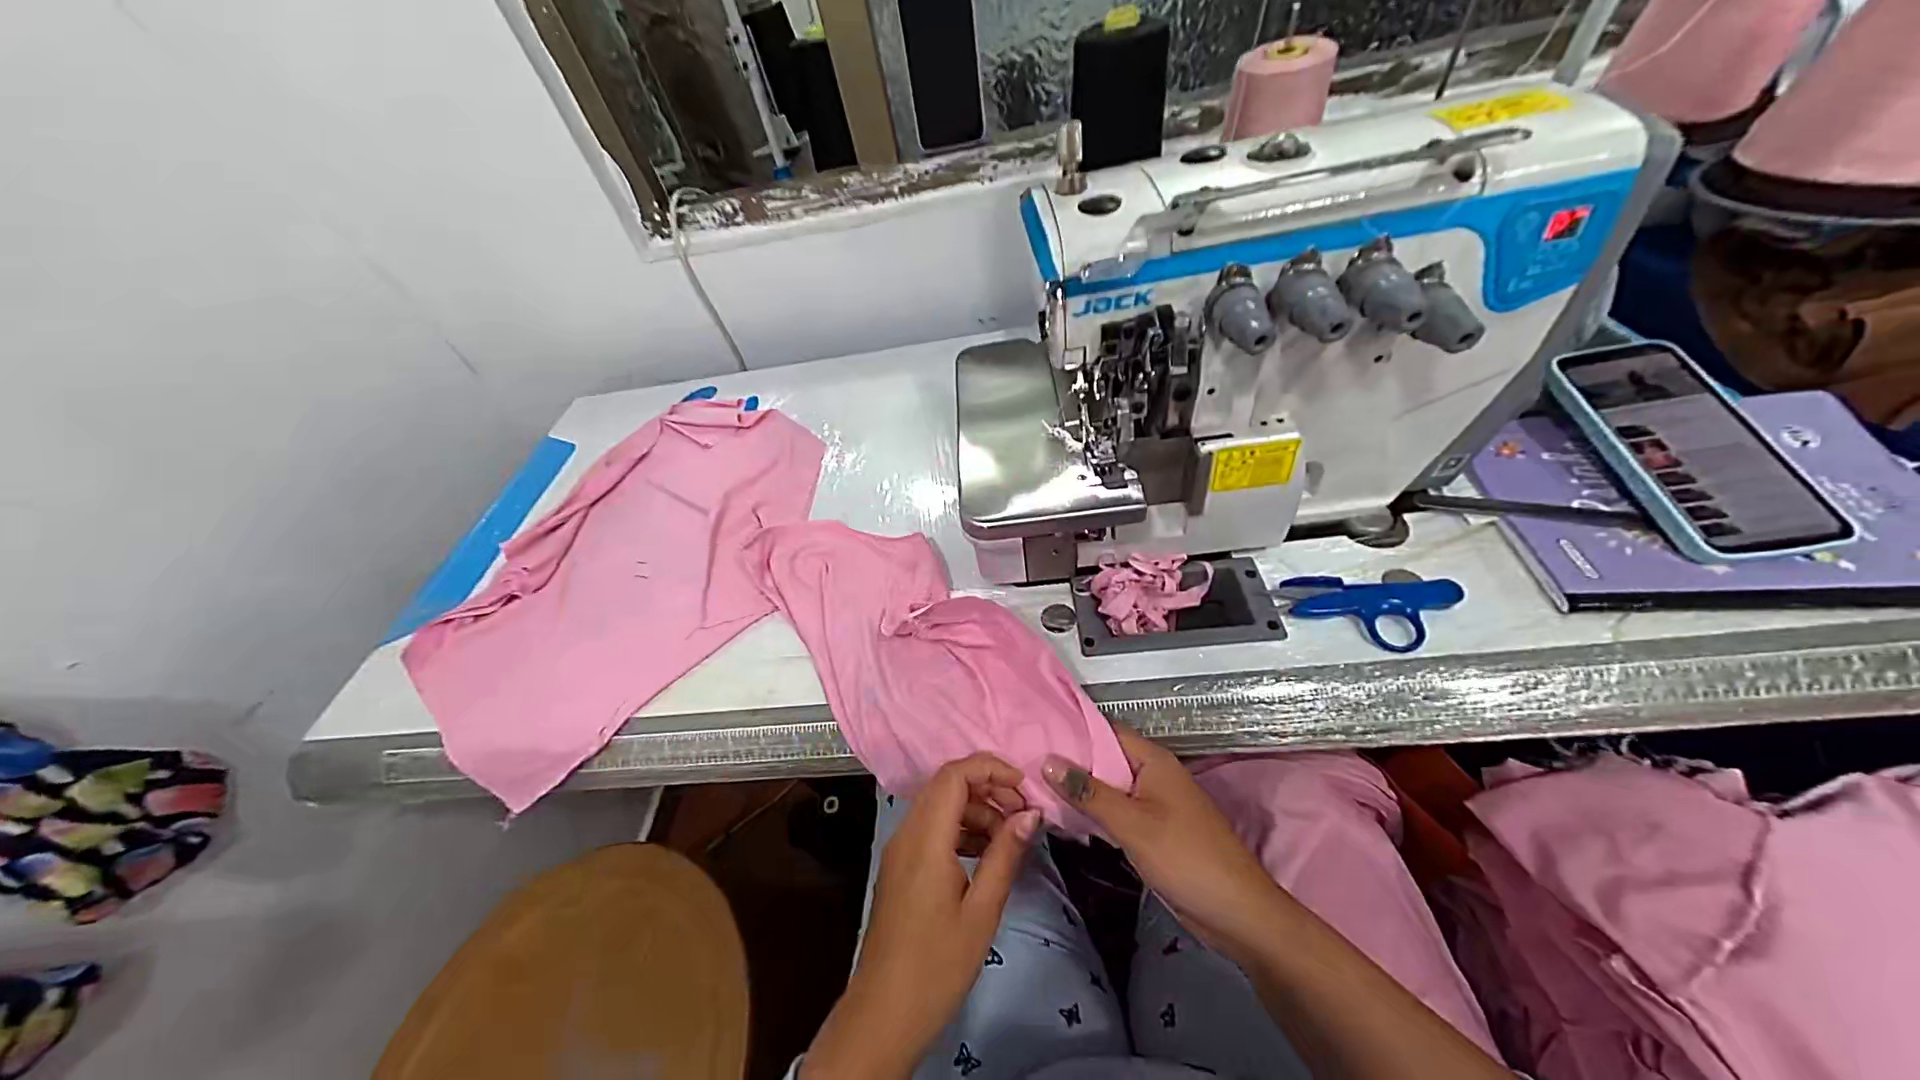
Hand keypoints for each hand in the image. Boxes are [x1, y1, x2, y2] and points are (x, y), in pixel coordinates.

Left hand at [802, 754, 1039, 1079]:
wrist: (884, 1011)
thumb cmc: (937, 964)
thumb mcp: (982, 910)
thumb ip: (1004, 854)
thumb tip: (1030, 814)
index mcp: (925, 839)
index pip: (953, 775)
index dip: (990, 769)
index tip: (1024, 788)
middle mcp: (906, 834)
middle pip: (946, 785)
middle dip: (988, 788)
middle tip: (1022, 815)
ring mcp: (899, 849)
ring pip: (938, 805)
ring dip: (975, 810)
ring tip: (1008, 838)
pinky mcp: (900, 866)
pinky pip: (931, 828)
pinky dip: (960, 828)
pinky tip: (984, 854)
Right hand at [1047, 731, 1512, 1079]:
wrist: (1235, 912)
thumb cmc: (1186, 856)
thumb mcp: (1132, 822)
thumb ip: (1089, 791)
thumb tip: (1047, 759)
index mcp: (1153, 760)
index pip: (1105, 731)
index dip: (1072, 730)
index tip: (1033, 731)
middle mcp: (1152, 775)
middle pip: (1104, 759)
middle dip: (1069, 762)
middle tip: (1023, 762)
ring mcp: (1152, 804)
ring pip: (1108, 788)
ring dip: (1078, 790)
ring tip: (1032, 784)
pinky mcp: (1151, 831)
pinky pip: (1116, 812)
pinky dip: (1093, 813)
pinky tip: (1063, 817)